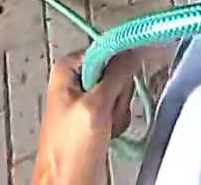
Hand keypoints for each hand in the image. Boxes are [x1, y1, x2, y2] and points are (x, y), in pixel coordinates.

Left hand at [32, 51, 137, 184]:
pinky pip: (116, 105)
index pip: (107, 48)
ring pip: (118, 88)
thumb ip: (116, 74)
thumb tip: (132, 49)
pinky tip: (108, 132)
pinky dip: (117, 119)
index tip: (120, 83)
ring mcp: (84, 96)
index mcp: (67, 68)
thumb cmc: (70, 152)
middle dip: (118, 92)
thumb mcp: (96, 106)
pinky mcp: (92, 114)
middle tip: (108, 111)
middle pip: (114, 69)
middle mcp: (75, 78)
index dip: (118, 66)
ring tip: (105, 126)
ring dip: (119, 109)